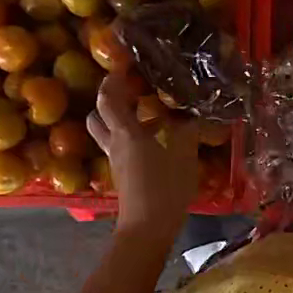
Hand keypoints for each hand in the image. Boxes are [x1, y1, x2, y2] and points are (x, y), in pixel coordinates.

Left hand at [88, 73, 199, 237]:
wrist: (148, 229)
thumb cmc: (165, 188)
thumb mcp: (184, 154)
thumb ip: (187, 130)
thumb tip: (192, 113)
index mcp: (126, 132)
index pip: (109, 97)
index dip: (114, 78)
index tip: (125, 64)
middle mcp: (115, 143)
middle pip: (99, 114)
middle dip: (111, 98)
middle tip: (131, 88)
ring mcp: (116, 161)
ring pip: (108, 132)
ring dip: (119, 119)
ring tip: (144, 112)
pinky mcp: (123, 175)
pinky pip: (121, 148)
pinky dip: (132, 137)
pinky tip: (155, 140)